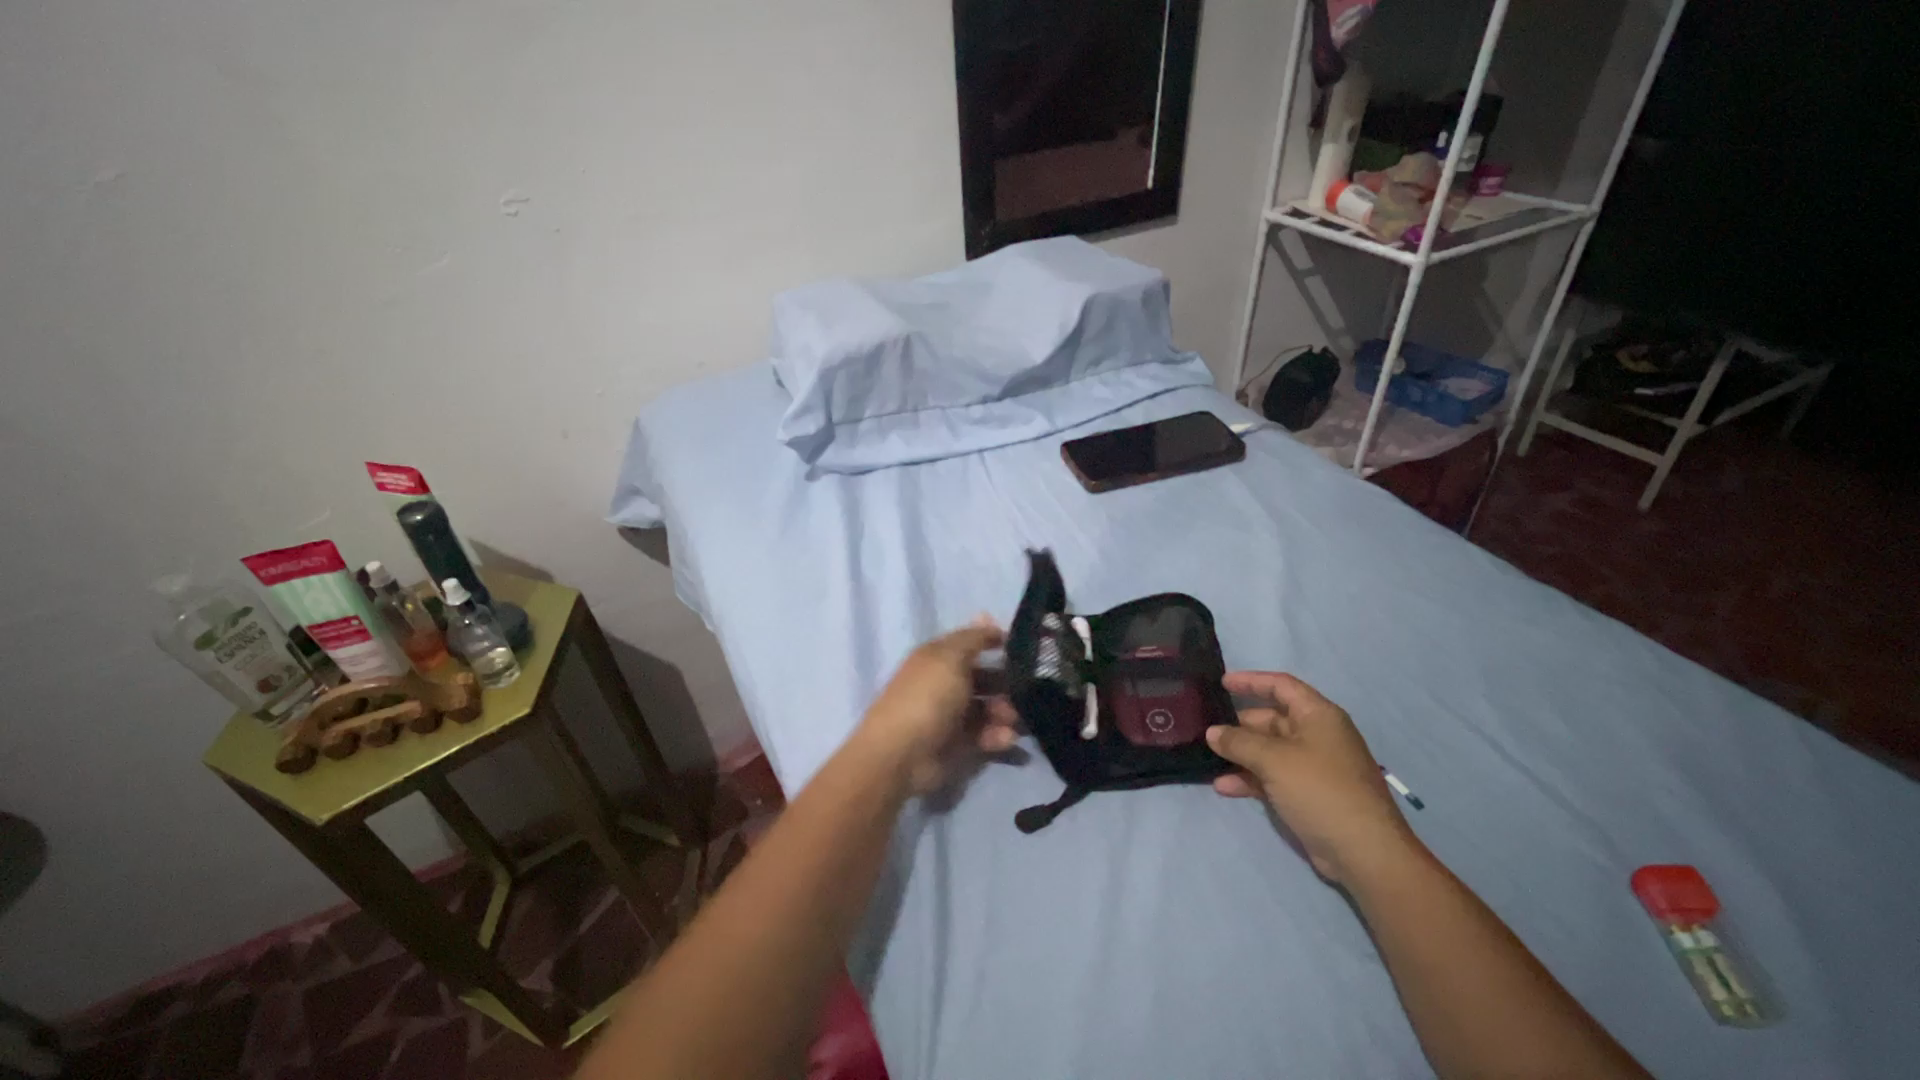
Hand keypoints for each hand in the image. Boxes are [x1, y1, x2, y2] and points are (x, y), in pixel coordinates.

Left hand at [858, 618, 1020, 794]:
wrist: (901, 754)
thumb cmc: (927, 697)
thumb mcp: (951, 658)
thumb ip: (974, 638)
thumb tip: (987, 616)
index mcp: (938, 657)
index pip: (971, 644)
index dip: (995, 642)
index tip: (1026, 648)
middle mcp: (945, 683)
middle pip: (984, 678)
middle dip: (1007, 684)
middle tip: (1028, 692)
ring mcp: (951, 715)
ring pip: (988, 708)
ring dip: (1006, 712)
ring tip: (1015, 720)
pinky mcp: (957, 744)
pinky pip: (984, 736)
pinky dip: (998, 736)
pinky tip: (1007, 739)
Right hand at [1208, 672, 1417, 883]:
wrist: (1363, 851)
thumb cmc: (1321, 790)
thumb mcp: (1275, 760)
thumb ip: (1239, 742)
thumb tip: (1212, 732)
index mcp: (1318, 716)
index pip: (1281, 686)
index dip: (1251, 681)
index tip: (1221, 683)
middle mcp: (1317, 736)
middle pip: (1271, 719)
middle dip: (1239, 724)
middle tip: (1204, 729)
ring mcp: (1313, 766)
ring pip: (1268, 751)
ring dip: (1240, 755)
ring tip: (1207, 759)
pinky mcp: (1308, 794)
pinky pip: (1272, 777)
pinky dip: (1250, 779)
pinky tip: (1224, 786)